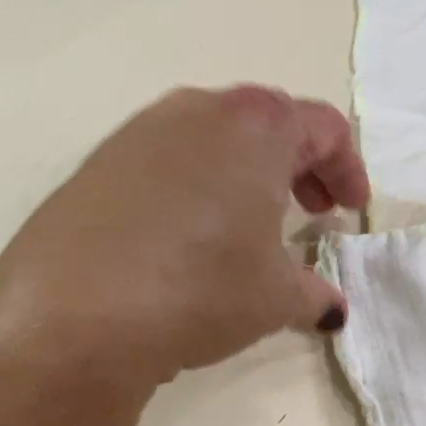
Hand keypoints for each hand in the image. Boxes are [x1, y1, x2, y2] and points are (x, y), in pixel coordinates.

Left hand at [0, 85, 369, 395]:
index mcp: (254, 127)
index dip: (348, 170)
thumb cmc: (200, 289)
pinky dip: (197, 190)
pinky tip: (190, 242)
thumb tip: (329, 304)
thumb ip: (312, 291)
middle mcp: (196, 111)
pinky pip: (166, 164)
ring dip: (245, 177)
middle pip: (266, 124)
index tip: (351, 213)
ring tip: (250, 231)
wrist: (74, 313)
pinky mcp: (96, 166)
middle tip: (311, 214)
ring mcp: (138, 134)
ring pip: (212, 141)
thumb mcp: (275, 298)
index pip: (323, 128)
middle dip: (299, 167)